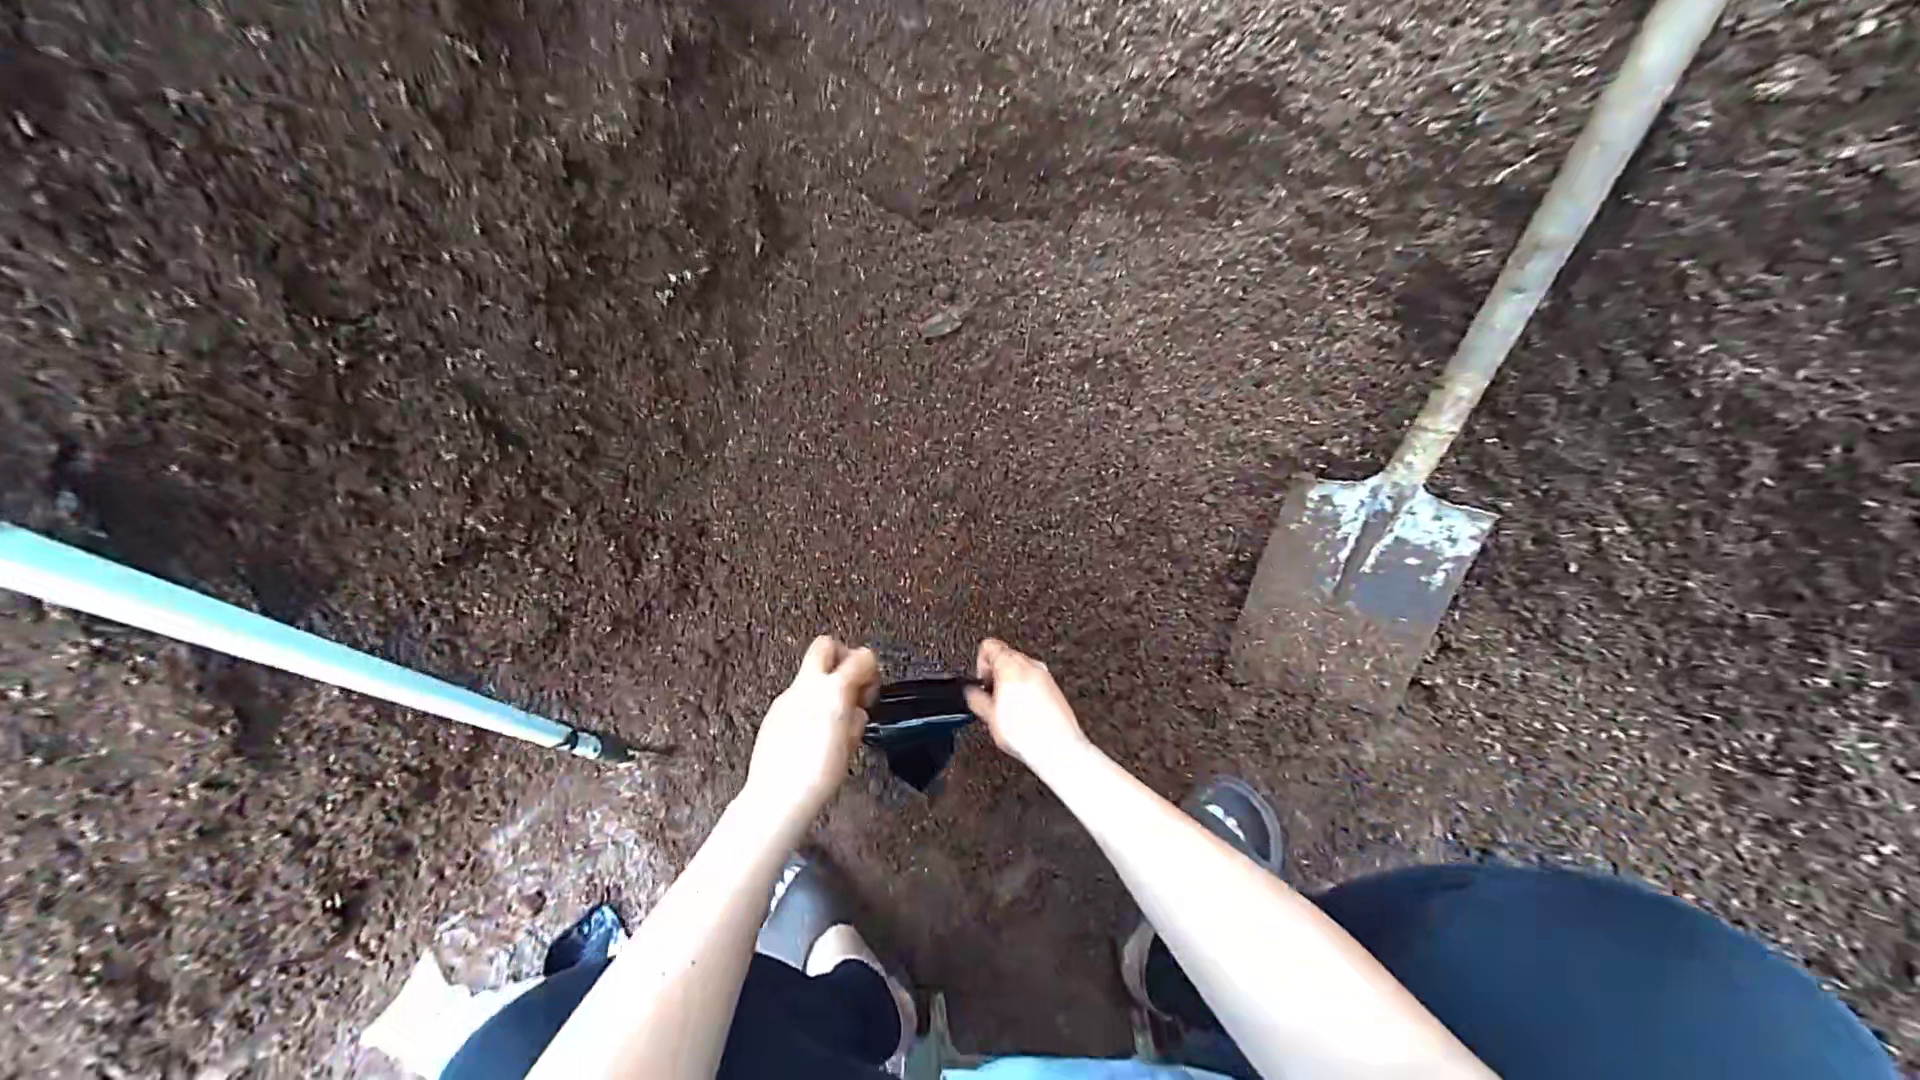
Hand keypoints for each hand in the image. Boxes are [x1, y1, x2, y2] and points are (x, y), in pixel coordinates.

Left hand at [744, 636, 879, 821]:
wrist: (777, 797)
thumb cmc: (815, 776)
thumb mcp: (852, 744)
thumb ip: (856, 717)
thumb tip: (856, 709)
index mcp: (833, 691)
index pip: (862, 657)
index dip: (871, 668)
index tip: (871, 685)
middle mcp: (807, 687)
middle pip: (825, 645)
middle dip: (842, 656)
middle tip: (851, 682)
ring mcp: (787, 698)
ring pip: (809, 672)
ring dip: (824, 683)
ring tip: (833, 715)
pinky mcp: (774, 712)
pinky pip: (797, 695)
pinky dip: (809, 702)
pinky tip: (813, 730)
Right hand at [964, 638, 1093, 770]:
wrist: (1057, 748)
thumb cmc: (1026, 733)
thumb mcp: (988, 716)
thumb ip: (975, 697)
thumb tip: (971, 692)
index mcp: (1009, 665)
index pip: (989, 645)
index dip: (980, 663)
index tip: (981, 680)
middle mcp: (1029, 664)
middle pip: (1006, 656)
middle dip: (995, 673)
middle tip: (992, 695)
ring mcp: (1044, 675)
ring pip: (1021, 668)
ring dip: (1011, 682)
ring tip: (1008, 707)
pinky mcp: (1054, 687)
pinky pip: (1034, 680)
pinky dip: (1026, 689)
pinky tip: (1023, 712)